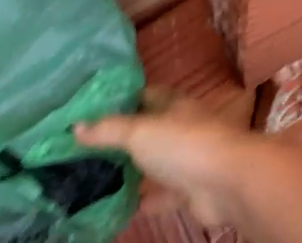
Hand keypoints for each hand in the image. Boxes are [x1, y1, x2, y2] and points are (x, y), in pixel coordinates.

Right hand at [75, 88, 253, 225]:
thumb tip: (75, 126)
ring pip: (154, 164)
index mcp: (173, 104)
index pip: (145, 94)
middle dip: (123, 138)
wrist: (227, 183)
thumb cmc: (183, 144)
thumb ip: (108, 130)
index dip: (121, 99)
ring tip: (98, 177)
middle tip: (88, 148)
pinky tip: (120, 208)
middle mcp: (181, 128)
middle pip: (148, 130)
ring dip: (133, 171)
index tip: (92, 109)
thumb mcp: (139, 131)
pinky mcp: (190, 190)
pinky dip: (143, 200)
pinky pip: (161, 195)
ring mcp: (187, 160)